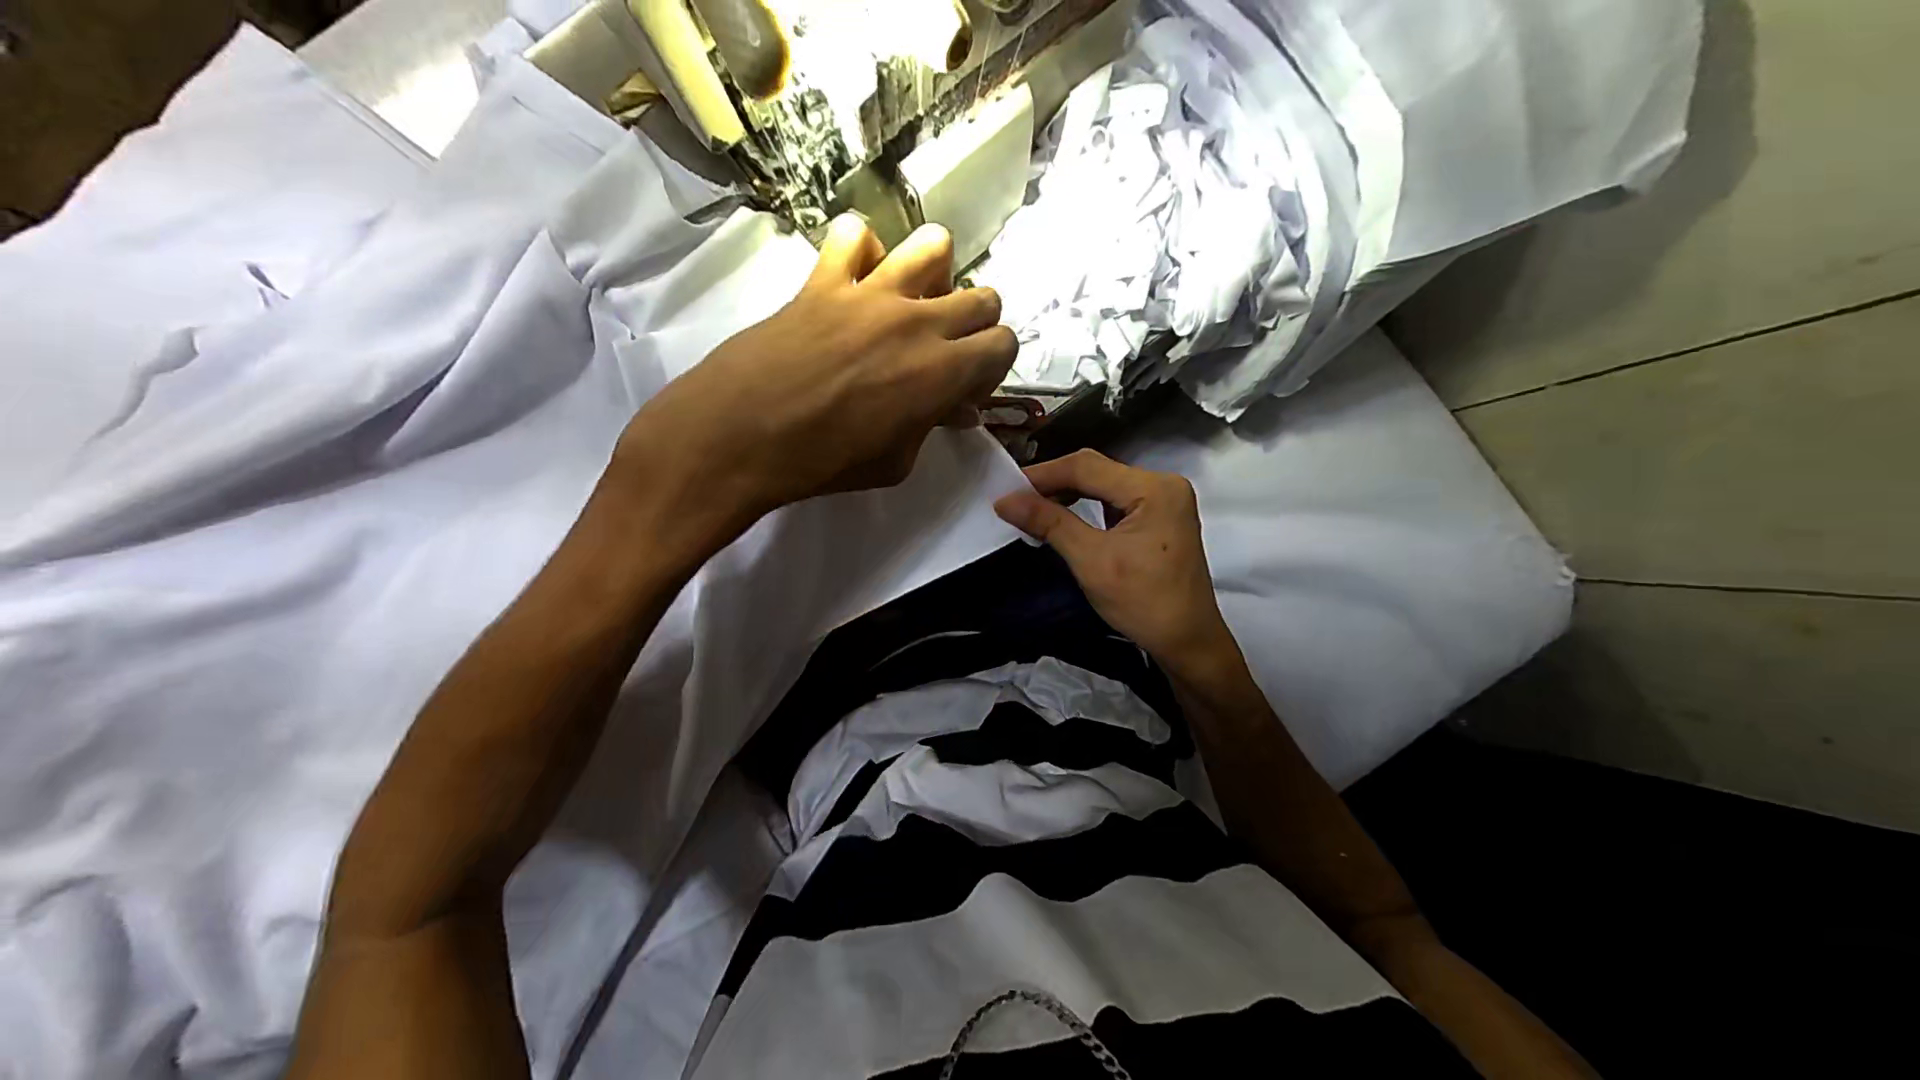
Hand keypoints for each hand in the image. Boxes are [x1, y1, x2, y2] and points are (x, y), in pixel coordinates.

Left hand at [608, 215, 1017, 541]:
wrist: (739, 437)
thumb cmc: (822, 463)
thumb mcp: (894, 464)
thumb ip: (930, 427)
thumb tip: (951, 408)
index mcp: (942, 373)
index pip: (1003, 344)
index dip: (991, 367)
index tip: (965, 386)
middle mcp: (918, 322)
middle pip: (982, 297)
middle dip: (974, 325)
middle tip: (943, 351)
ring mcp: (870, 293)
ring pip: (934, 246)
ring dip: (933, 274)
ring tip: (909, 302)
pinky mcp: (825, 280)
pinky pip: (855, 236)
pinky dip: (861, 252)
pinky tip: (852, 281)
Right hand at [993, 449, 1237, 680]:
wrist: (1186, 642)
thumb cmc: (1143, 603)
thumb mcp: (1091, 561)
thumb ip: (1049, 523)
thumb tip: (1005, 500)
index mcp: (1154, 488)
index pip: (1086, 467)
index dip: (1042, 476)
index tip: (1006, 490)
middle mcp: (1163, 484)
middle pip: (1096, 471)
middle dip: (1053, 483)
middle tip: (1015, 499)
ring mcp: (1163, 500)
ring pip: (1103, 484)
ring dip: (1067, 494)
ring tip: (1032, 507)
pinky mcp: (1159, 517)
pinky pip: (1114, 500)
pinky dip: (1086, 506)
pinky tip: (1061, 515)